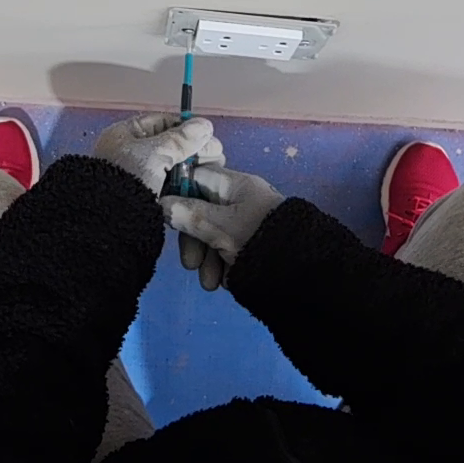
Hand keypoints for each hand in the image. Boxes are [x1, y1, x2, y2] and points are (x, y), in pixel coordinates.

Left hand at [93, 112, 223, 192]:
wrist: (106, 223)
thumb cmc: (127, 180)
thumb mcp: (154, 154)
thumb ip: (180, 140)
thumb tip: (204, 125)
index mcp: (125, 134)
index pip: (162, 122)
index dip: (187, 127)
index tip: (210, 137)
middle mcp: (128, 151)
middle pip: (168, 144)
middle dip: (193, 149)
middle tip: (217, 157)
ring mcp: (135, 174)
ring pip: (169, 166)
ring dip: (190, 168)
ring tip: (213, 171)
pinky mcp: (142, 196)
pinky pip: (166, 184)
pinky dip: (182, 184)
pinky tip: (199, 186)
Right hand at [161, 165, 284, 290]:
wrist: (302, 272)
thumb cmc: (259, 238)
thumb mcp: (221, 227)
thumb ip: (189, 215)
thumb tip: (161, 204)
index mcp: (233, 185)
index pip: (195, 178)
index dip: (177, 195)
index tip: (165, 216)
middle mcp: (238, 201)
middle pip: (200, 212)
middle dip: (194, 242)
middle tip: (191, 265)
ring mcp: (245, 223)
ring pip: (212, 237)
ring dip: (207, 260)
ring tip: (212, 284)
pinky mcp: (250, 245)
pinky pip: (226, 251)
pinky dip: (222, 266)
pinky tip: (227, 281)